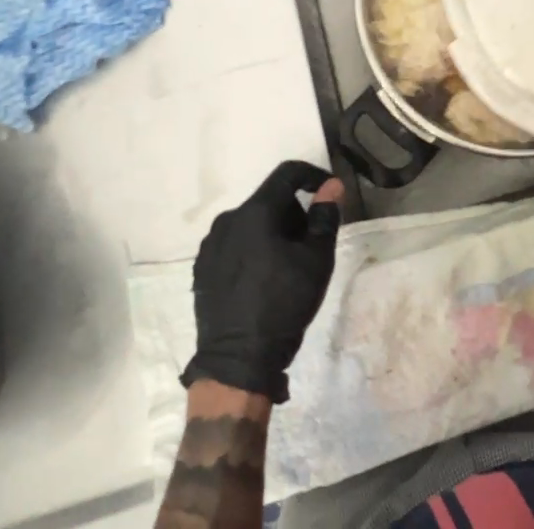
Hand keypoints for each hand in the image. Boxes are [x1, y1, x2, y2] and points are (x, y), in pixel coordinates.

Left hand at [181, 161, 344, 401]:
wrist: (239, 359)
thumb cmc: (285, 303)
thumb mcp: (316, 259)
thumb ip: (325, 217)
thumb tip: (331, 185)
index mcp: (255, 213)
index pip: (287, 173)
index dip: (313, 176)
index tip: (330, 194)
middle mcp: (227, 221)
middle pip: (269, 200)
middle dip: (295, 213)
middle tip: (312, 245)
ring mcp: (210, 246)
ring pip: (251, 223)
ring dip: (273, 233)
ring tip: (288, 267)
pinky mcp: (202, 269)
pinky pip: (234, 245)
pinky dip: (253, 250)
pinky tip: (263, 281)